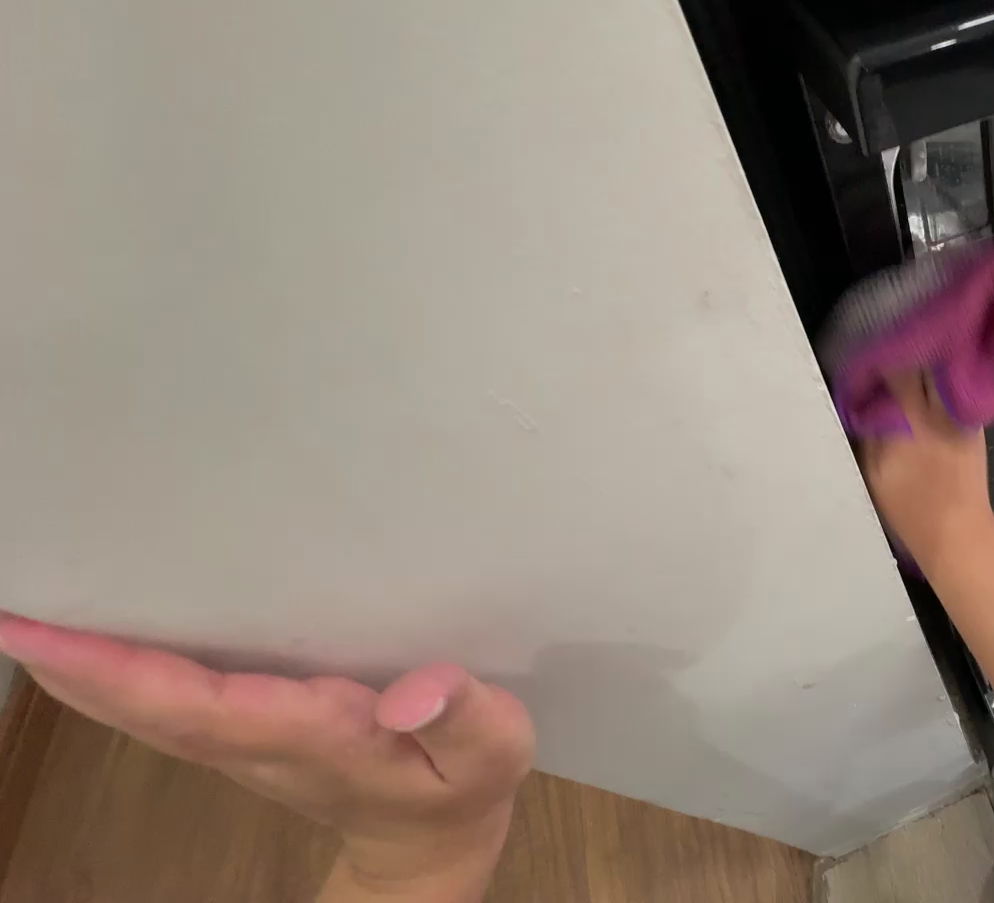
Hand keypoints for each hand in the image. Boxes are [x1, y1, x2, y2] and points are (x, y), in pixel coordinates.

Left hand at [0, 614, 533, 900]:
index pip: (206, 708)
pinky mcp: (265, 733)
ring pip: (155, 709)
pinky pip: (182, 704)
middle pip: (154, 711)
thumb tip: (412, 691)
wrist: (431, 842)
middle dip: (79, 665)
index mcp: (319, 741)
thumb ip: (462, 718)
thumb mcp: (490, 754)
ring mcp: (256, 745)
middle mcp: (266, 744)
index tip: (43, 633)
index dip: (123, 674)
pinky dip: (134, 675)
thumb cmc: (464, 788)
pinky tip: (122, 643)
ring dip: (92, 669)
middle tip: (20, 607)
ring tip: (48, 612)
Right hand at [857, 371, 993, 572]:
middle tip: (895, 360)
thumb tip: (866, 405)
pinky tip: (935, 391)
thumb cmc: (909, 507)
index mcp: (908, 419)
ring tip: (916, 369)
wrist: (956, 529)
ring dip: (930, 369)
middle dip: (910, 359)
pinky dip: (946, 388)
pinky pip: (958, 396)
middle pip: (925, 367)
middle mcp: (937, 411)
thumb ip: (870, 434)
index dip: (884, 363)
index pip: (897, 373)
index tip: (872, 365)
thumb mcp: (874, 474)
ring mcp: (960, 417)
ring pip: (944, 378)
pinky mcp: (975, 427)